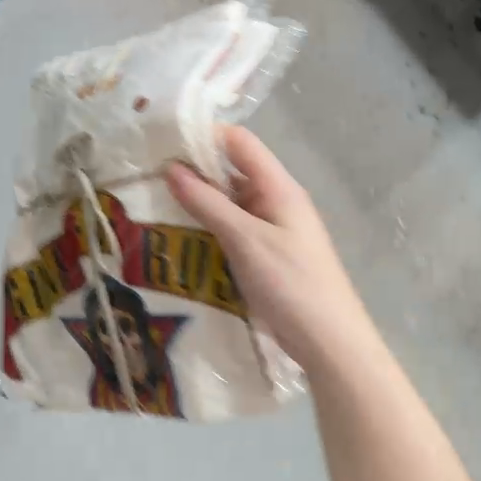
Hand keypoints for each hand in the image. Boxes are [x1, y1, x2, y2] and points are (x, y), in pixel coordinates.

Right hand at [165, 126, 379, 373]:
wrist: (331, 345)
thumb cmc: (291, 284)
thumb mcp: (244, 239)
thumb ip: (206, 202)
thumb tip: (170, 168)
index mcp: (278, 188)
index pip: (239, 142)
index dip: (204, 135)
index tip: (164, 142)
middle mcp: (275, 200)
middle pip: (231, 168)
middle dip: (193, 168)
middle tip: (150, 173)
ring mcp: (271, 227)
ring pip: (228, 199)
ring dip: (196, 198)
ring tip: (155, 200)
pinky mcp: (264, 252)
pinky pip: (229, 225)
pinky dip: (205, 223)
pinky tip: (179, 233)